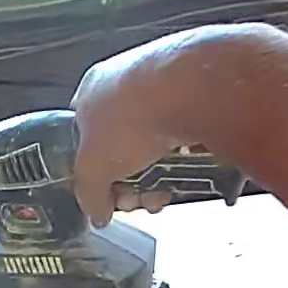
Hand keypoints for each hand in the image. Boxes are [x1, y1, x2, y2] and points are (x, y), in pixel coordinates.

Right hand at [70, 26, 227, 226]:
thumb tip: (98, 214)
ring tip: (164, 191)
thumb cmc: (134, 118)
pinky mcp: (205, 79)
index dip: (93, 172)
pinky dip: (187, 151)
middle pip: (122, 144)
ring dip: (159, 172)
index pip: (82, 139)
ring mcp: (167, 74)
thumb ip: (90, 197)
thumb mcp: (91, 172)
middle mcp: (126, 75)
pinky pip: (188, 126)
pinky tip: (190, 168)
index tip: (106, 193)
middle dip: (130, 180)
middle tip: (138, 199)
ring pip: (156, 138)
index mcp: (90, 89)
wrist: (199, 87)